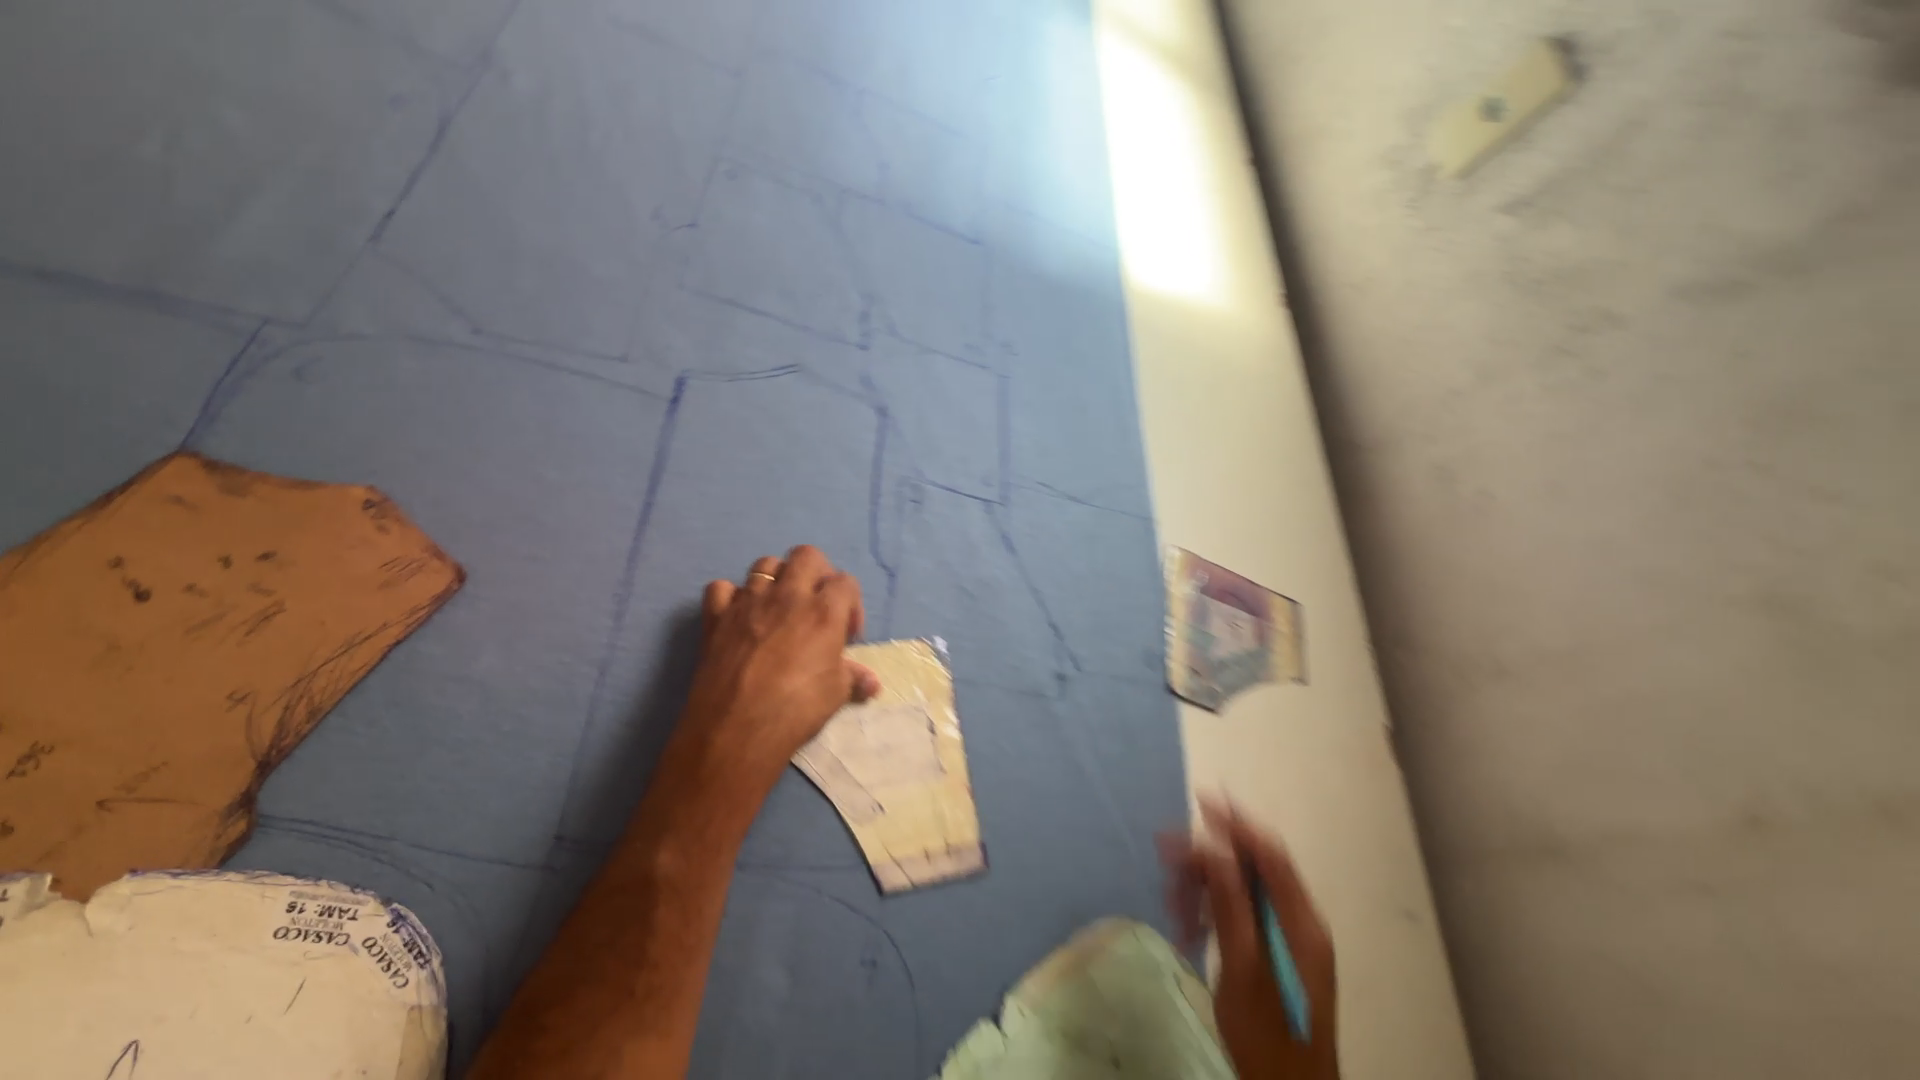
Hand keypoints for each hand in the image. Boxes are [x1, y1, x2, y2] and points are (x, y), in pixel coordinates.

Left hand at [677, 546, 879, 792]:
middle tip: (817, 604)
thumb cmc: (796, 710)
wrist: (736, 728)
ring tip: (779, 608)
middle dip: (818, 574)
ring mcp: (748, 602)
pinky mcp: (716, 616)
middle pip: (807, 556)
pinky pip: (722, 588)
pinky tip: (739, 618)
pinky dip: (731, 597)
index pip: (846, 582)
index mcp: (824, 611)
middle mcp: (787, 596)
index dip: (851, 604)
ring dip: (777, 579)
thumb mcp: (835, 695)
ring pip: (765, 564)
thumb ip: (853, 678)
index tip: (847, 634)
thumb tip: (872, 682)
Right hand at [1162, 797, 1338, 1079]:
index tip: (1201, 800)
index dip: (1236, 822)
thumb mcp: (1243, 966)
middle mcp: (1298, 922)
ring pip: (1239, 892)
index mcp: (1300, 921)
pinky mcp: (1271, 955)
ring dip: (1203, 892)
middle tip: (1164, 857)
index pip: (1268, 853)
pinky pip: (1238, 917)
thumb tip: (1216, 847)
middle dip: (1206, 861)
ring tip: (1174, 912)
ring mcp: (1286, 939)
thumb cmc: (1266, 1031)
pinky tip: (1187, 931)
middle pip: (1250, 869)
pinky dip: (1211, 916)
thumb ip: (1232, 903)